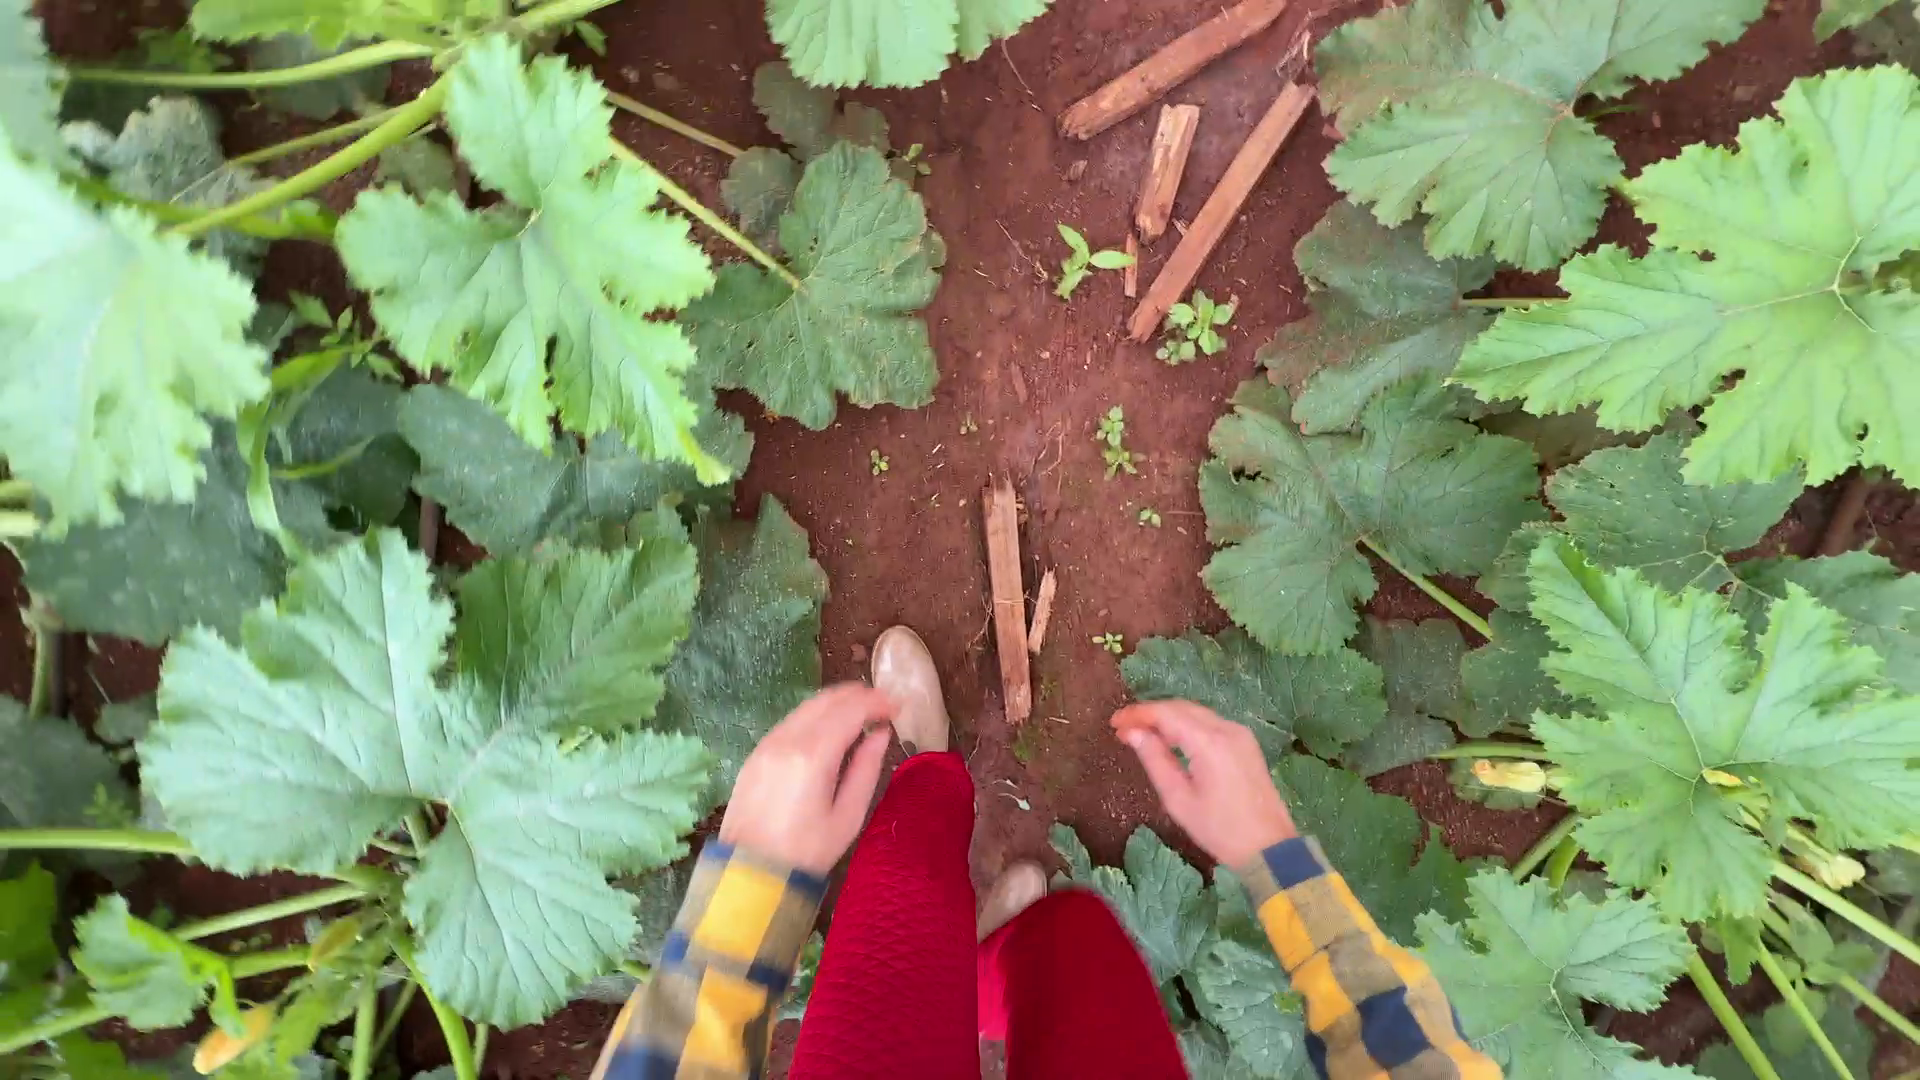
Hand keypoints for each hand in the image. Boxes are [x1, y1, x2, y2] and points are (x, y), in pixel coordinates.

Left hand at [719, 684, 897, 874]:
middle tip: (883, 705)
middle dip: (859, 695)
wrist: (748, 875)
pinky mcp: (756, 753)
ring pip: (808, 705)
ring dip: (837, 702)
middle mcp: (787, 740)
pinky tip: (830, 728)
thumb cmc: (806, 852)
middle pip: (828, 699)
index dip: (878, 702)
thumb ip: (867, 769)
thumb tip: (880, 734)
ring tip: (861, 713)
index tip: (897, 707)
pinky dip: (817, 715)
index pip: (851, 710)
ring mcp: (768, 744)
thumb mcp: (848, 817)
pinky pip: (792, 720)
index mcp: (813, 756)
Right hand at [1112, 701, 1296, 867]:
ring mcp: (1239, 733)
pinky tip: (1171, 740)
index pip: (1165, 714)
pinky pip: (1209, 723)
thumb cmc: (1219, 829)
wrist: (1270, 849)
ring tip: (1143, 735)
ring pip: (1195, 713)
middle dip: (1150, 714)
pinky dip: (1186, 725)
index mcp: (1209, 742)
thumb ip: (1154, 759)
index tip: (1114, 724)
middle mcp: (1226, 729)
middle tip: (1125, 729)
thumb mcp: (1178, 799)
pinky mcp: (1245, 742)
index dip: (1137, 715)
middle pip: (1180, 707)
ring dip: (1167, 718)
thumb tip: (1133, 733)